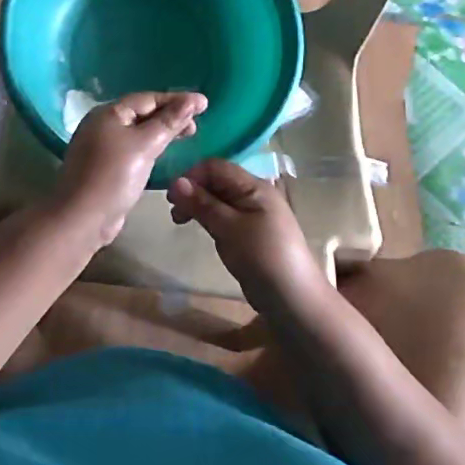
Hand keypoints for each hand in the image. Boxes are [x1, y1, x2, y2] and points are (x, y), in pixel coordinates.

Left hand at [54, 91, 205, 244]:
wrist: (82, 217)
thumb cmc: (113, 176)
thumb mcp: (144, 145)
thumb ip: (169, 122)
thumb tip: (194, 99)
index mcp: (108, 113)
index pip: (147, 98)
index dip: (176, 100)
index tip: (204, 104)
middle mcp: (102, 125)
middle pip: (142, 113)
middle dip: (170, 116)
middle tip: (197, 125)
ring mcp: (102, 147)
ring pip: (138, 132)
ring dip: (162, 132)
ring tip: (187, 136)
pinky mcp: (106, 167)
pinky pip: (133, 149)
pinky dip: (151, 147)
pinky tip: (165, 153)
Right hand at [167, 159, 324, 305]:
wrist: (292, 297)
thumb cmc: (261, 256)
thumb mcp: (228, 227)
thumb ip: (202, 203)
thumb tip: (175, 181)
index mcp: (253, 186)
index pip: (215, 166)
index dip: (191, 176)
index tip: (172, 198)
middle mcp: (253, 194)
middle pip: (215, 180)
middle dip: (191, 190)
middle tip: (174, 212)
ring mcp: (251, 213)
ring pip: (216, 198)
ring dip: (196, 204)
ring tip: (180, 221)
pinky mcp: (247, 230)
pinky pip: (222, 214)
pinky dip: (206, 216)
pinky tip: (198, 227)